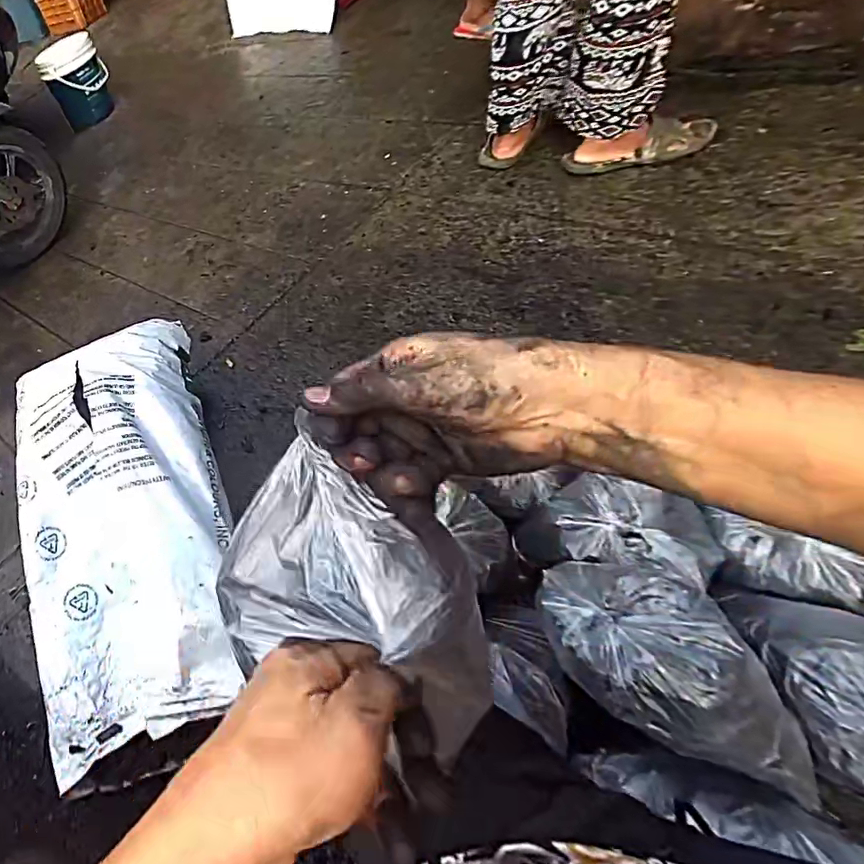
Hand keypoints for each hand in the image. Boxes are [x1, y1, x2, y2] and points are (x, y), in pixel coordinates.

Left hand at [167, 641, 402, 863]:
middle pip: (356, 706)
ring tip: (399, 818)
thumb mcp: (356, 721)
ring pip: (343, 747)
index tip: (421, 730)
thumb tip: (396, 678)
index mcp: (302, 660)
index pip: (368, 659)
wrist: (226, 834)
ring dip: (379, 782)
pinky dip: (351, 800)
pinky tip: (374, 829)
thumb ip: (384, 687)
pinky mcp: (273, 770)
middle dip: (394, 747)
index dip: (402, 694)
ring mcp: (277, 729)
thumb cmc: (282, 776)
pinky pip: (324, 777)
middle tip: (418, 781)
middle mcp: (284, 686)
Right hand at [301, 334, 599, 508]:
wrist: (552, 409)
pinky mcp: (441, 461)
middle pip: (360, 431)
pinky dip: (406, 489)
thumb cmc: (486, 379)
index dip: (334, 419)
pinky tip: (415, 492)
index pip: (346, 396)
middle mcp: (402, 401)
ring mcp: (421, 431)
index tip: (333, 439)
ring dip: (383, 472)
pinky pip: (409, 478)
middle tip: (365, 460)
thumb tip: (311, 398)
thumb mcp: (417, 382)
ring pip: (382, 459)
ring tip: (402, 477)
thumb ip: (362, 393)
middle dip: (358, 450)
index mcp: (392, 370)